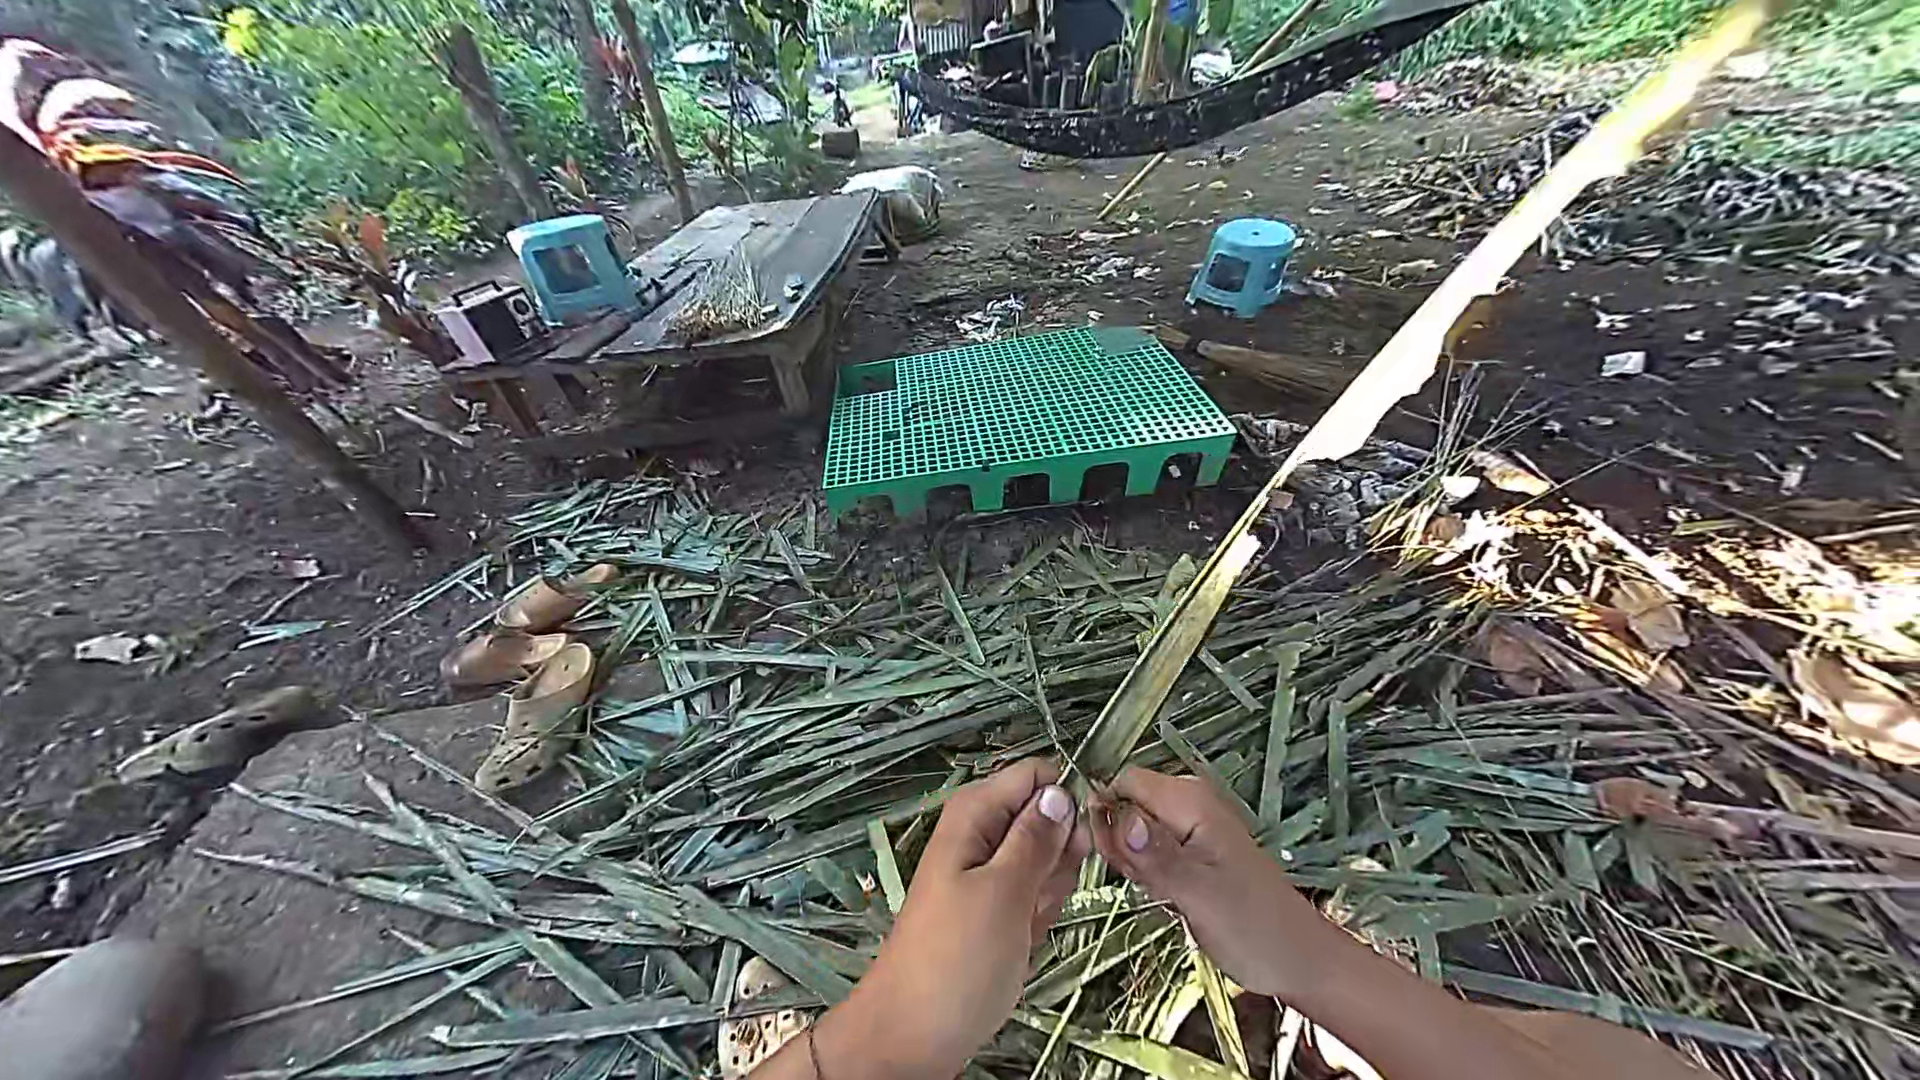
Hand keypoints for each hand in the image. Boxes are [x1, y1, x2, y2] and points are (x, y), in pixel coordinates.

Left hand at [813, 759, 1090, 1079]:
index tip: (1077, 844)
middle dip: (1056, 858)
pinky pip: (1033, 891)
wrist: (913, 1035)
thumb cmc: (957, 961)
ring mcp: (988, 867)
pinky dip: (1036, 914)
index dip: (1065, 802)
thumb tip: (1061, 791)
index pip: (1036, 776)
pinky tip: (1019, 938)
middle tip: (1039, 895)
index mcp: (975, 811)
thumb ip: (1036, 838)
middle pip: (1045, 817)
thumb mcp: (1004, 893)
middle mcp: (981, 829)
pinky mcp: (994, 900)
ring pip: (1045, 858)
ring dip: (1048, 892)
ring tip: (1023, 922)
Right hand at [1088, 767, 1327, 998]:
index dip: (1108, 815)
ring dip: (1130, 857)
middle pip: (1124, 801)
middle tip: (1140, 879)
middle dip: (1118, 839)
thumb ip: (1156, 855)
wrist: (1297, 960)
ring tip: (1156, 888)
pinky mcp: (1187, 844)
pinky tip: (1161, 890)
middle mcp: (1186, 799)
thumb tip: (1120, 819)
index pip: (1123, 782)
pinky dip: (1143, 866)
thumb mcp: (1200, 894)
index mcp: (1189, 799)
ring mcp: (1187, 821)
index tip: (1114, 857)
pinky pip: (1146, 842)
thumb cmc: (1253, 928)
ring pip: (1131, 823)